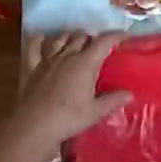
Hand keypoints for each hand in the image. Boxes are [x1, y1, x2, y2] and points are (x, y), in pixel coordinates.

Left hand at [0, 31, 132, 157]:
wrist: (33, 125)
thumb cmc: (68, 118)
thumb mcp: (96, 112)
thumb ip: (113, 100)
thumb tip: (129, 94)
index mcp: (85, 63)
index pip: (104, 41)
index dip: (117, 36)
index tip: (126, 36)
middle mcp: (67, 55)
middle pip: (81, 36)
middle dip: (92, 38)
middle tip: (99, 48)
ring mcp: (47, 59)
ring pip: (61, 38)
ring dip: (70, 37)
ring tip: (76, 42)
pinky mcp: (31, 67)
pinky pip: (34, 46)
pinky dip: (39, 40)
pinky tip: (42, 40)